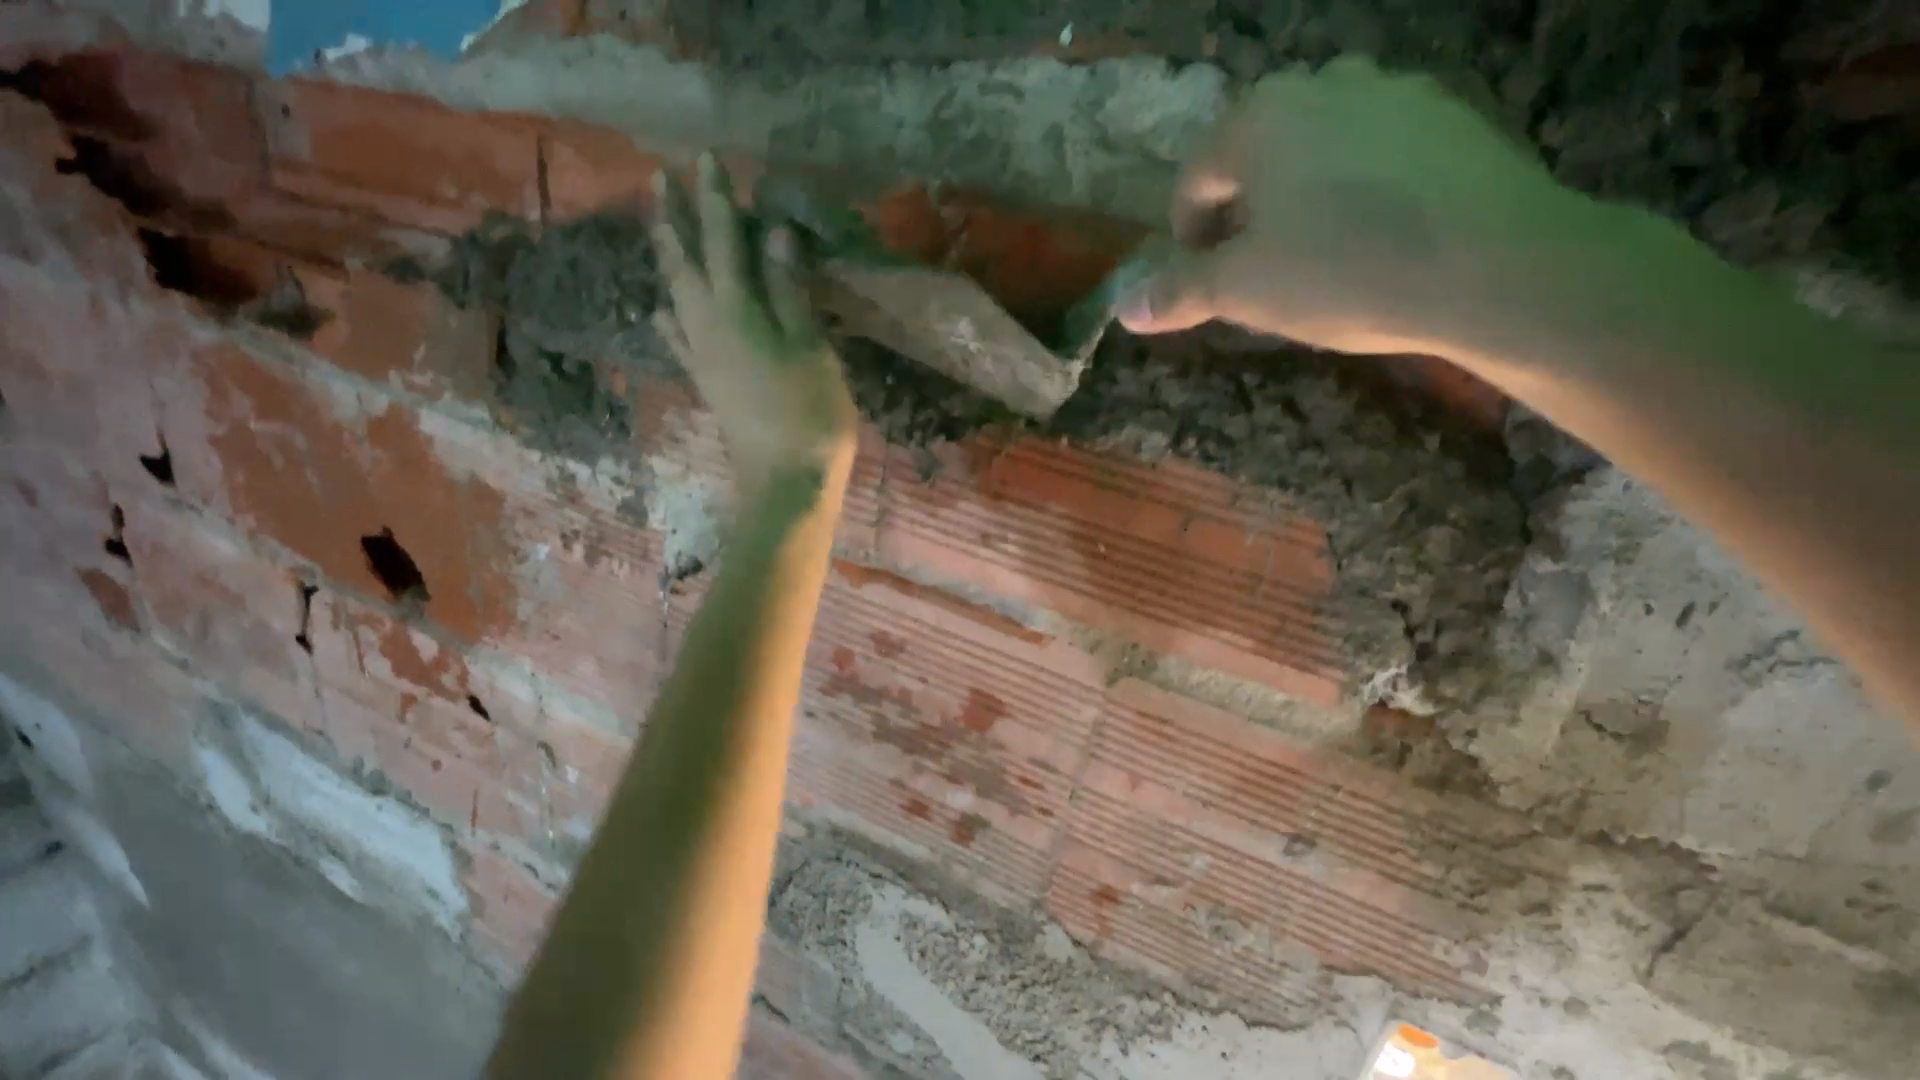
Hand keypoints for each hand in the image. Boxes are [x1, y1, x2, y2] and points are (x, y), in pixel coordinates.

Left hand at [650, 154, 857, 496]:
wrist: (784, 481)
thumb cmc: (809, 412)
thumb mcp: (810, 345)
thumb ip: (789, 288)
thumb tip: (774, 231)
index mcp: (736, 309)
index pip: (722, 239)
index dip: (716, 198)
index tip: (706, 158)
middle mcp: (706, 324)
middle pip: (684, 261)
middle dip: (674, 217)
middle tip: (660, 177)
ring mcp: (701, 355)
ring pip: (675, 293)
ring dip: (668, 256)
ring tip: (660, 229)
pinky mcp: (705, 380)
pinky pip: (676, 335)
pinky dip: (667, 312)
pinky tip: (661, 307)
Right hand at [1119, 57, 1586, 359]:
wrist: (1496, 264)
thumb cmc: (1345, 271)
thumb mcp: (1245, 291)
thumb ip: (1179, 291)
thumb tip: (1121, 307)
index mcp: (1259, 119)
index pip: (1195, 180)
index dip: (1187, 237)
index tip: (1202, 282)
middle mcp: (1322, 85)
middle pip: (1256, 156)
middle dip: (1245, 213)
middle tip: (1256, 271)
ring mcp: (1393, 92)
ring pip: (1319, 148)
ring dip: (1302, 196)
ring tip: (1317, 255)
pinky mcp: (1449, 116)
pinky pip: (1378, 151)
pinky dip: (1360, 188)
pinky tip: (1378, 237)